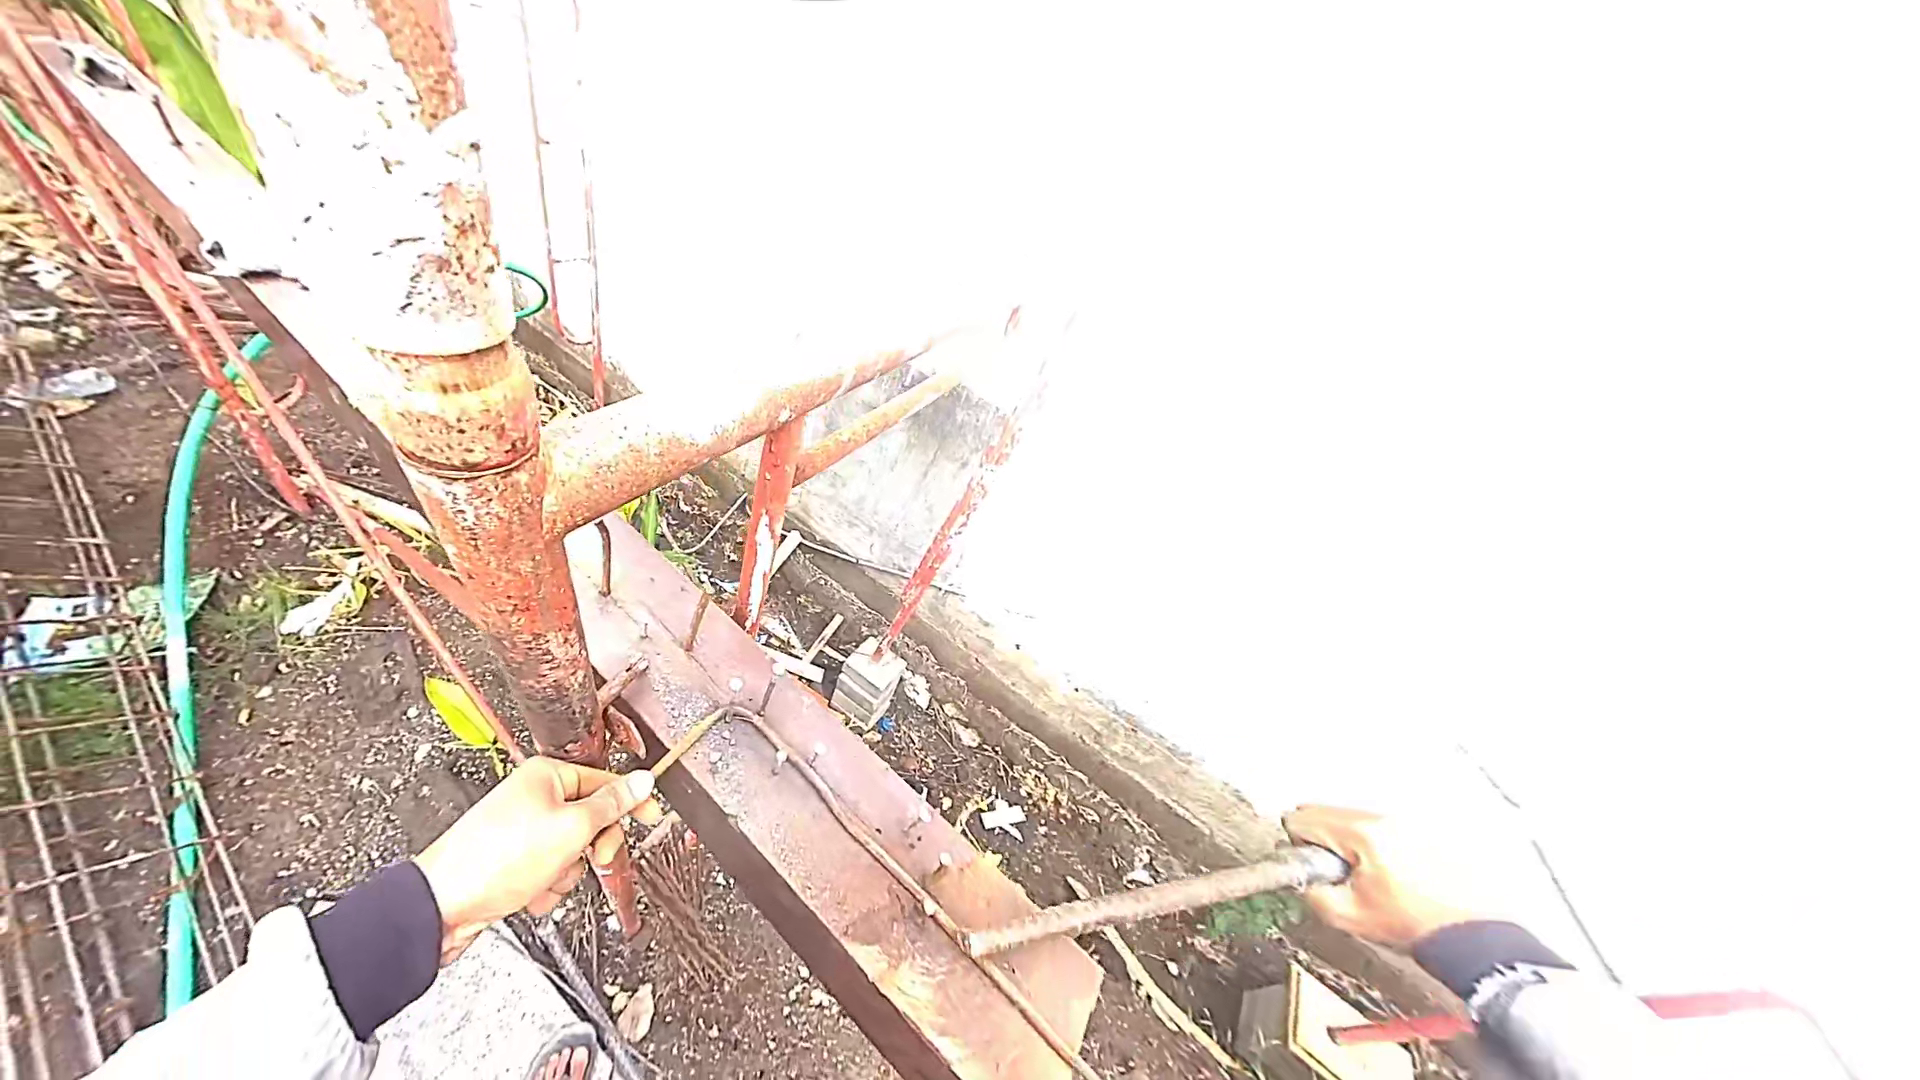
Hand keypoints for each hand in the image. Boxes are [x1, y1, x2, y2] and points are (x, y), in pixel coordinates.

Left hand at [413, 757, 661, 963]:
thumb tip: (642, 781)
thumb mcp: (573, 828)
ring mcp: (522, 829)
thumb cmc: (495, 861)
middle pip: (592, 818)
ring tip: (546, 879)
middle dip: (593, 845)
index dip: (632, 802)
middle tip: (596, 857)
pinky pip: (550, 868)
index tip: (651, 816)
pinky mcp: (511, 859)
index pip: (607, 782)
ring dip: (567, 870)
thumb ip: (614, 804)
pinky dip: (546, 884)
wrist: (437, 910)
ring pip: (573, 849)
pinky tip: (528, 893)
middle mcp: (535, 797)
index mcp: (548, 776)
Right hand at [1282, 805, 1490, 946]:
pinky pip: (1379, 824)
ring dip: (1349, 840)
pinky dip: (1374, 842)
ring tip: (1372, 875)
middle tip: (1342, 872)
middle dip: (1323, 839)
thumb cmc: (1416, 927)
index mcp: (1362, 833)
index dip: (1300, 844)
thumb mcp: (1348, 916)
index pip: (1302, 818)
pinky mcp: (1422, 827)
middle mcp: (1384, 816)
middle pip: (1325, 811)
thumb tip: (1299, 872)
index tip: (1319, 868)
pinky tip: (1392, 871)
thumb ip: (1310, 890)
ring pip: (1352, 816)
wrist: (1474, 940)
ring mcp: (1406, 819)